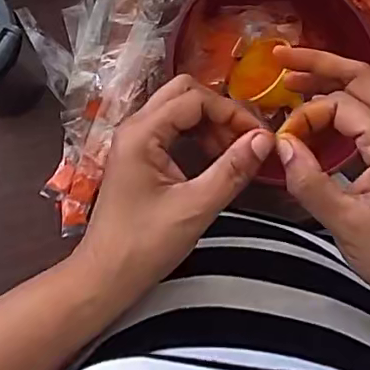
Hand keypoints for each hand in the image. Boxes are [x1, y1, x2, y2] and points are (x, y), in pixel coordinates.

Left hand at [71, 75, 273, 295]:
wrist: (105, 276)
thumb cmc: (144, 245)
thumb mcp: (195, 207)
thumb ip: (232, 170)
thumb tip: (264, 140)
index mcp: (142, 132)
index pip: (195, 99)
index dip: (232, 113)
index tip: (260, 137)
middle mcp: (135, 127)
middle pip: (184, 93)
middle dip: (220, 111)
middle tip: (247, 139)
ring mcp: (134, 140)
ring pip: (178, 109)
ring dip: (210, 123)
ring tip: (235, 152)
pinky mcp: (138, 155)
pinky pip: (172, 129)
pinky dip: (197, 135)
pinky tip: (215, 159)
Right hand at [274, 48, 369, 316]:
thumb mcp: (346, 223)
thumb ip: (309, 181)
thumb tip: (279, 145)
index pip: (342, 106)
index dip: (307, 116)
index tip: (284, 141)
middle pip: (363, 79)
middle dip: (322, 64)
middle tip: (282, 57)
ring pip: (369, 93)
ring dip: (332, 82)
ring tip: (295, 81)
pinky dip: (342, 105)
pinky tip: (321, 116)